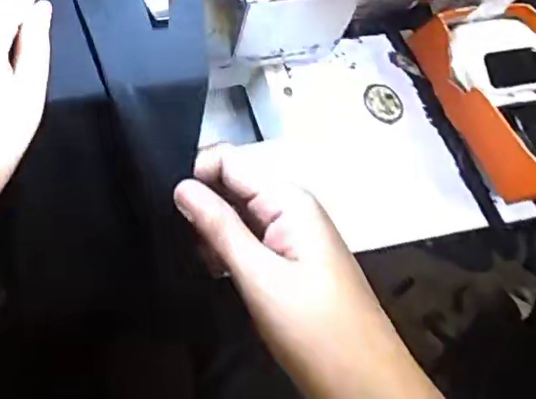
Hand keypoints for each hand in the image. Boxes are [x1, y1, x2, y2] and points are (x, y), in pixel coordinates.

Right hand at [174, 147, 440, 398]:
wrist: (366, 384)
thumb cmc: (320, 333)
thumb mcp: (260, 278)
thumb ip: (219, 228)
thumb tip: (182, 188)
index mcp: (288, 198)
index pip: (230, 159)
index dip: (196, 173)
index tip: (170, 202)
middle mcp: (291, 205)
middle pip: (233, 183)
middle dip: (204, 204)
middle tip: (185, 240)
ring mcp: (292, 229)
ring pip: (238, 211)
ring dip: (214, 229)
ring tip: (202, 260)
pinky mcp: (290, 254)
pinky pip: (250, 234)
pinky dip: (229, 248)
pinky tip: (218, 269)